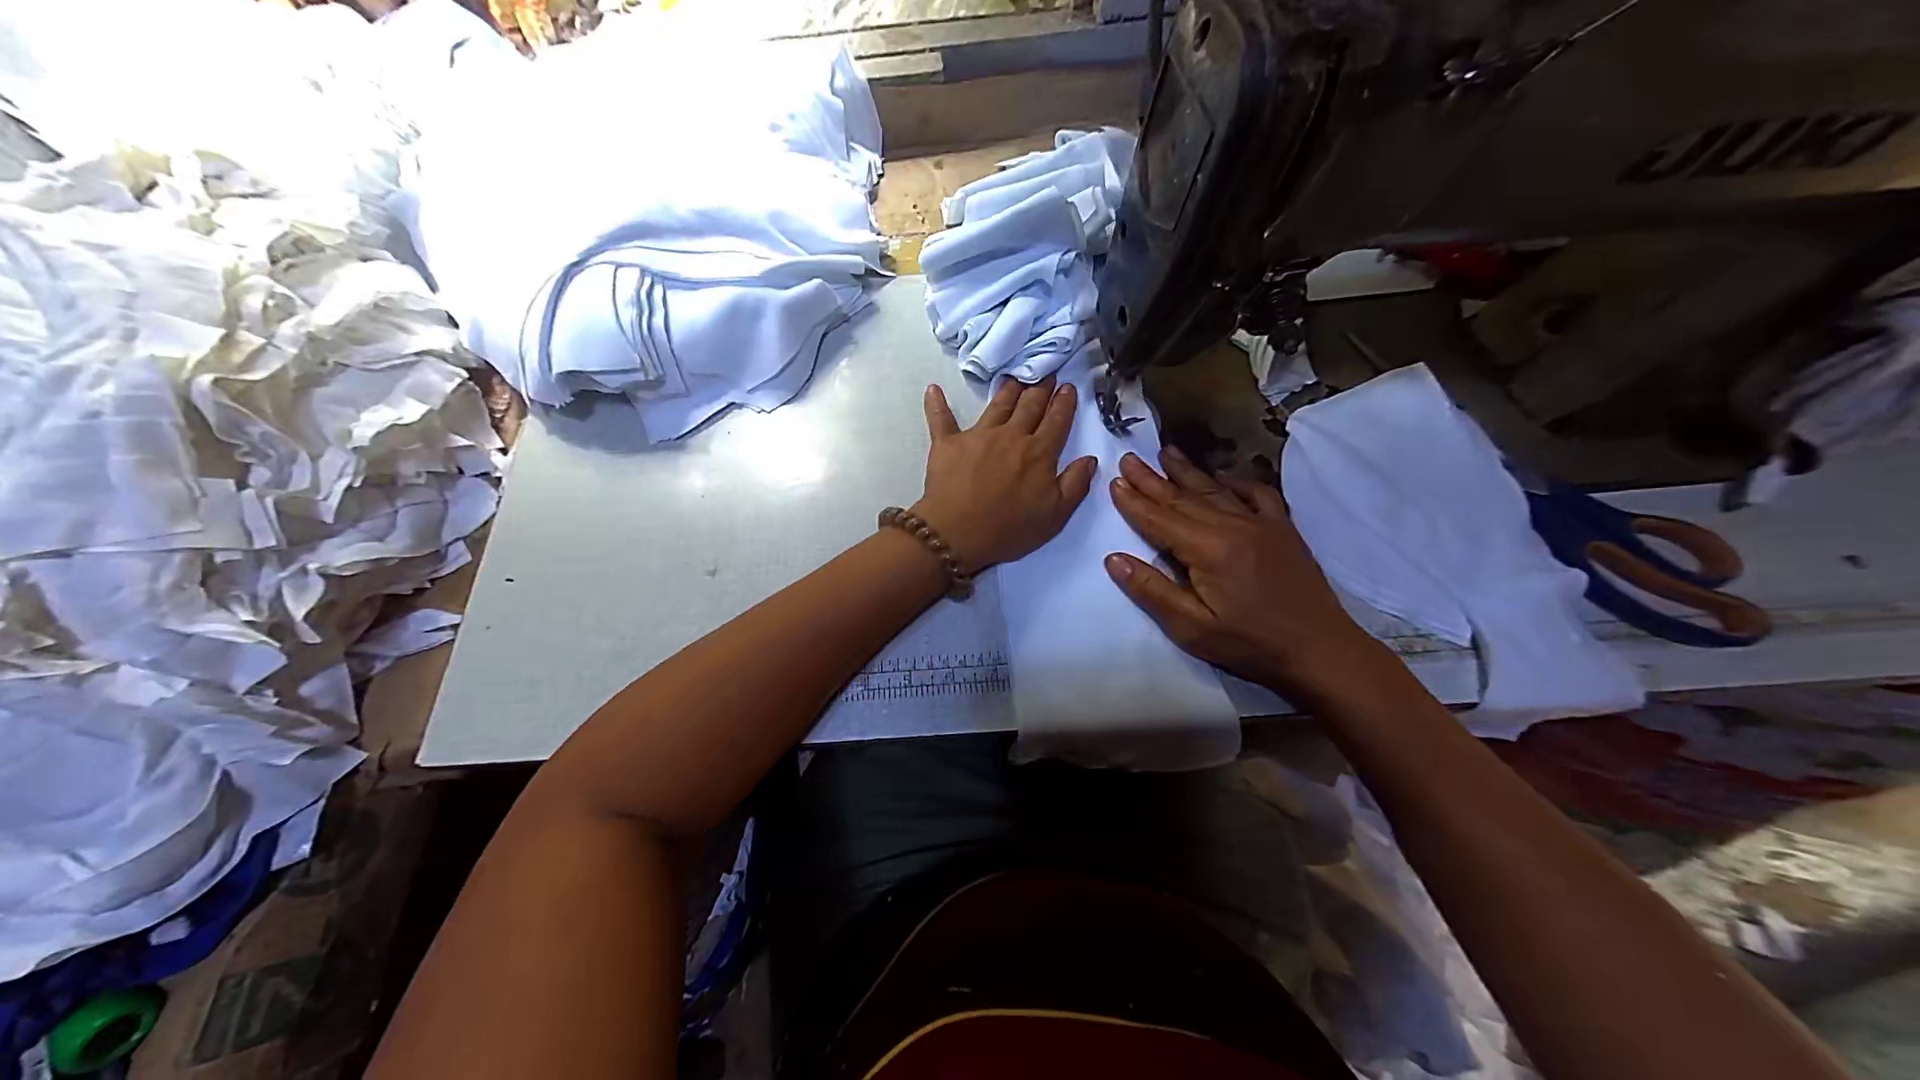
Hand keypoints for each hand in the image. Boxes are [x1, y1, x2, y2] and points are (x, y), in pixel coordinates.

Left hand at [913, 376, 1097, 574]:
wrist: (958, 533)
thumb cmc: (1009, 529)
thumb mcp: (1055, 515)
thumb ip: (1075, 484)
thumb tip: (1089, 459)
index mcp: (1039, 453)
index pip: (1056, 421)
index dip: (1064, 403)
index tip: (1067, 388)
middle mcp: (1011, 436)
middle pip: (1030, 406)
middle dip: (1040, 389)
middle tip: (1046, 375)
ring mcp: (978, 436)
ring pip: (997, 406)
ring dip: (1008, 390)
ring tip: (1015, 378)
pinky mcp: (948, 443)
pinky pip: (941, 418)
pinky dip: (937, 404)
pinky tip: (933, 390)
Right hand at [1104, 447, 1388, 698]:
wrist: (1319, 649)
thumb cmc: (1250, 643)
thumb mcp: (1191, 628)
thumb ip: (1152, 591)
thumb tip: (1114, 559)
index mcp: (1207, 550)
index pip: (1160, 520)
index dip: (1134, 502)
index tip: (1114, 482)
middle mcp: (1233, 526)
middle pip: (1183, 498)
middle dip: (1152, 479)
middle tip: (1129, 458)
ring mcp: (1262, 524)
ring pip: (1215, 491)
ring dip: (1187, 472)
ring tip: (1165, 453)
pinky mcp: (1283, 529)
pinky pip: (1257, 494)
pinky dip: (1236, 481)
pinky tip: (1222, 475)